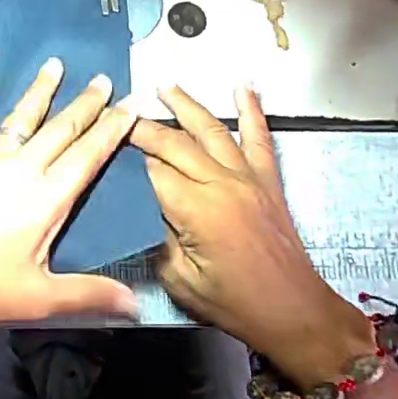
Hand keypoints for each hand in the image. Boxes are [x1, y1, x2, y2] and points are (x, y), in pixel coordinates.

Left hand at [0, 58, 139, 342]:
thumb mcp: (37, 298)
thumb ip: (89, 295)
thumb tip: (137, 305)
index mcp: (47, 198)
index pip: (89, 155)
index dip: (112, 129)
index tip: (130, 105)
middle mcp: (20, 168)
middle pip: (60, 128)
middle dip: (85, 103)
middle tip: (103, 78)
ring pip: (21, 117)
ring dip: (41, 90)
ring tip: (55, 64)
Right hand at [129, 84, 372, 388]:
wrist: (294, 311)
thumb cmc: (234, 303)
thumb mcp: (179, 279)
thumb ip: (158, 236)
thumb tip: (146, 206)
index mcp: (195, 209)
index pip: (151, 169)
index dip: (125, 153)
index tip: (103, 137)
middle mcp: (221, 183)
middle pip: (175, 143)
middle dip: (144, 125)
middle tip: (119, 109)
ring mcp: (248, 177)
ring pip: (212, 130)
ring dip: (186, 105)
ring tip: (165, 87)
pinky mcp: (267, 181)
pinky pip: (260, 137)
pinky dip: (252, 110)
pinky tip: (244, 88)